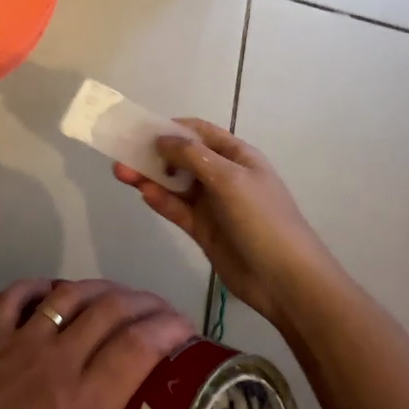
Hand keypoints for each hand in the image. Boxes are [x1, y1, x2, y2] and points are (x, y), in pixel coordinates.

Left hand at [0, 278, 194, 408]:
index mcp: (86, 404)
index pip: (138, 348)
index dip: (168, 329)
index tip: (188, 327)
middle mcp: (57, 361)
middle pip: (109, 313)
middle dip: (143, 303)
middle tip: (164, 309)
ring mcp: (18, 343)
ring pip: (68, 296)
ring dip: (100, 288)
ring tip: (122, 294)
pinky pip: (15, 297)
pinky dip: (39, 286)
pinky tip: (54, 289)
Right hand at [113, 118, 336, 330]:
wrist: (287, 281)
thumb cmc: (264, 219)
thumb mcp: (229, 179)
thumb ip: (191, 156)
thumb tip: (161, 139)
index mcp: (237, 156)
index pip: (199, 132)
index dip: (171, 127)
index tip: (141, 129)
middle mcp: (223, 175)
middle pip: (181, 157)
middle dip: (153, 153)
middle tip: (122, 152)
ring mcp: (213, 204)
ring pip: (174, 183)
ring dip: (149, 176)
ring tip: (121, 173)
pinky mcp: (203, 229)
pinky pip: (176, 208)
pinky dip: (159, 200)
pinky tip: (144, 194)